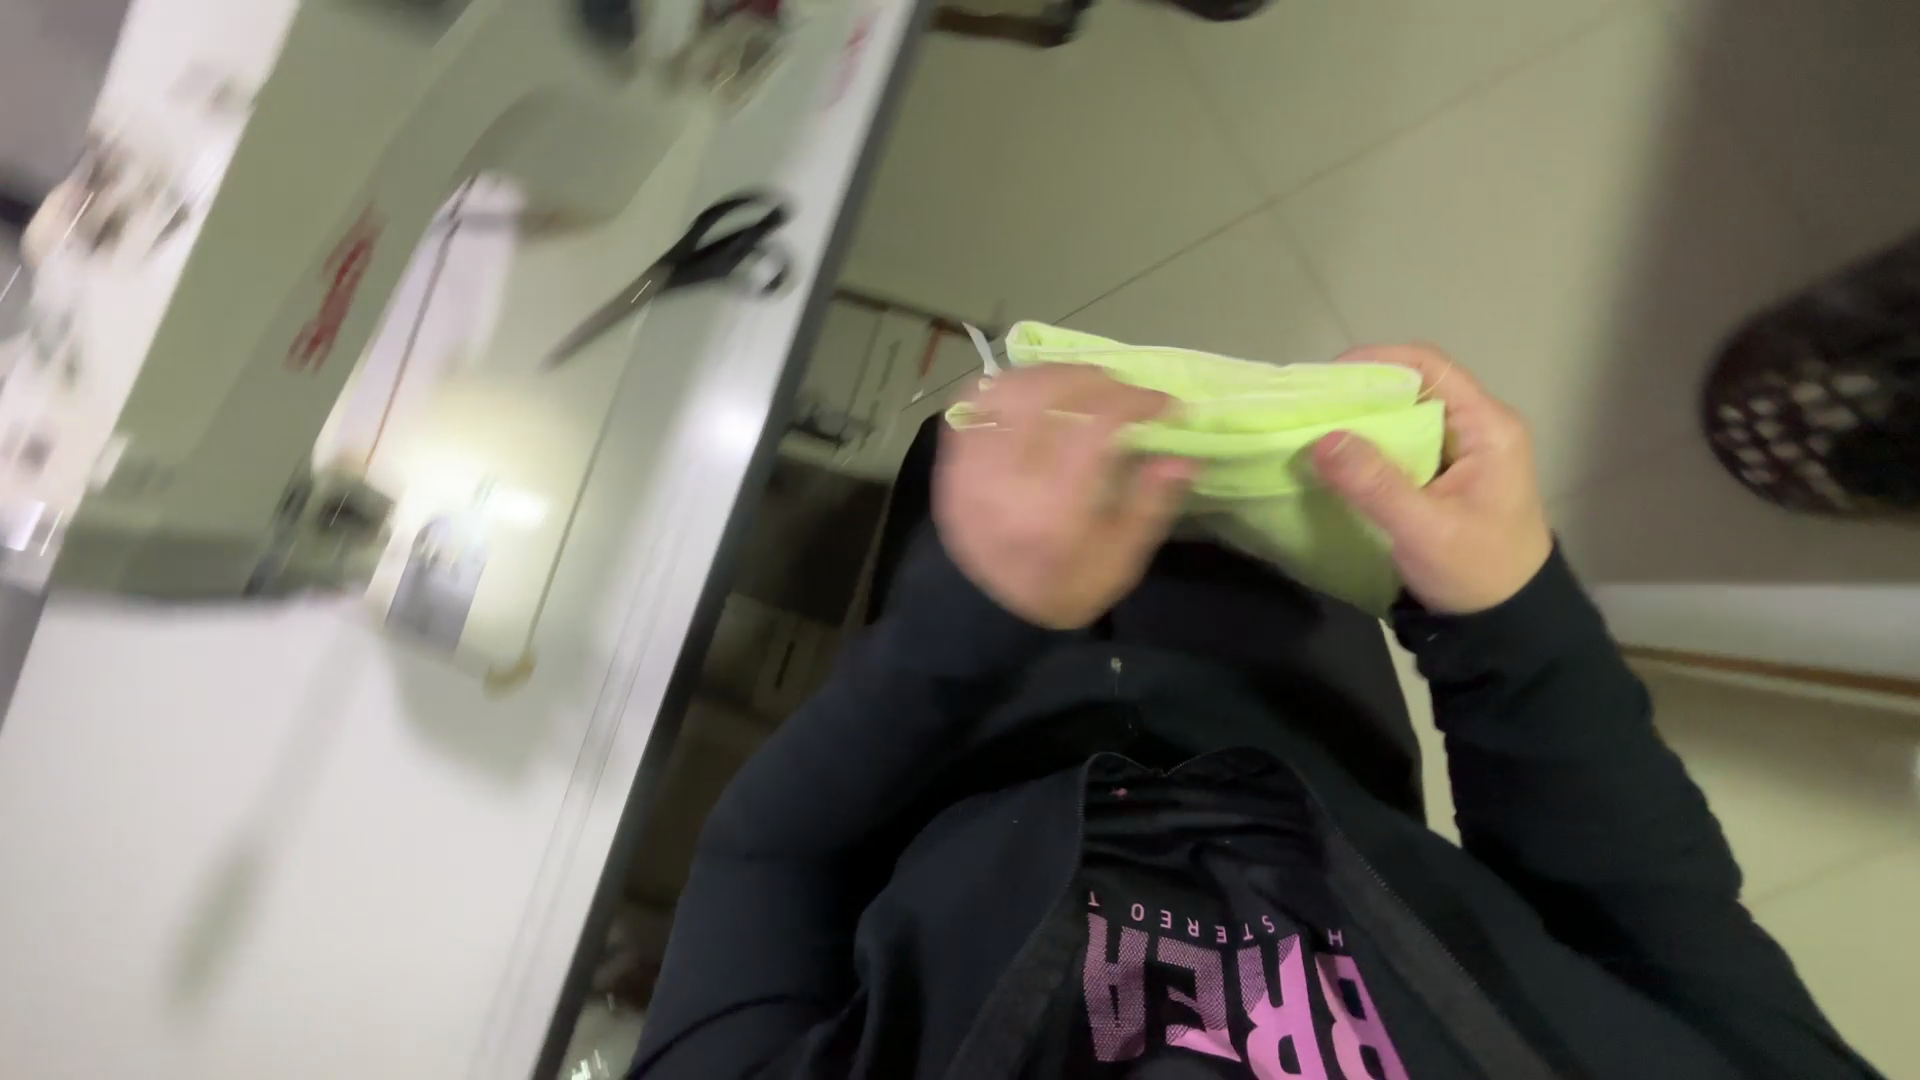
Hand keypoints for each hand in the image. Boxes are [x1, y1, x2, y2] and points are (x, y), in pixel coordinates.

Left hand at [934, 364, 1194, 628]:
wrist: (983, 610)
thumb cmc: (1059, 590)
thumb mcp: (1117, 565)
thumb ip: (1150, 507)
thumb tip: (1184, 455)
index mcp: (1052, 511)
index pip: (1094, 425)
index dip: (1136, 402)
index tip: (1164, 405)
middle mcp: (1005, 479)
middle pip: (1049, 395)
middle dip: (1097, 381)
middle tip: (1124, 392)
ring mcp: (970, 467)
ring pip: (1009, 389)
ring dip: (1054, 376)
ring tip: (1085, 387)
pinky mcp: (950, 461)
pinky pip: (974, 402)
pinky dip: (1008, 386)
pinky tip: (1036, 394)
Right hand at [1311, 345, 1552, 613]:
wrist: (1503, 620)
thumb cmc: (1476, 570)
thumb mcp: (1424, 530)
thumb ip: (1375, 484)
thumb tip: (1322, 439)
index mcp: (1487, 427)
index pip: (1430, 367)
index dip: (1376, 362)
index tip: (1324, 381)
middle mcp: (1473, 427)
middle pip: (1410, 386)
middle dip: (1357, 392)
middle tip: (1304, 408)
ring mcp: (1455, 451)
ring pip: (1399, 415)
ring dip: (1355, 420)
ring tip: (1308, 430)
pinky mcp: (1435, 473)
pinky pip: (1394, 444)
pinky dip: (1360, 445)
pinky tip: (1329, 458)